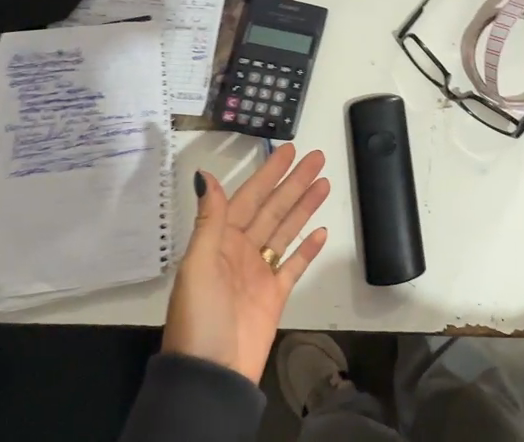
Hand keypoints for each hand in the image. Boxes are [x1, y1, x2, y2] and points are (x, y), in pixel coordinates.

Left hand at [163, 144, 329, 382]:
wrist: (211, 372)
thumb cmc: (200, 316)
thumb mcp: (199, 264)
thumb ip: (210, 219)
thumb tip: (205, 175)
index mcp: (220, 241)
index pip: (249, 197)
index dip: (268, 174)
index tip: (288, 150)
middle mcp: (240, 251)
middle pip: (272, 209)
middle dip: (293, 183)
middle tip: (317, 158)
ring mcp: (259, 273)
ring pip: (286, 230)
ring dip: (304, 206)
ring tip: (324, 182)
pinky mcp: (275, 295)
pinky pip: (294, 265)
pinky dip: (308, 248)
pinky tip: (323, 231)